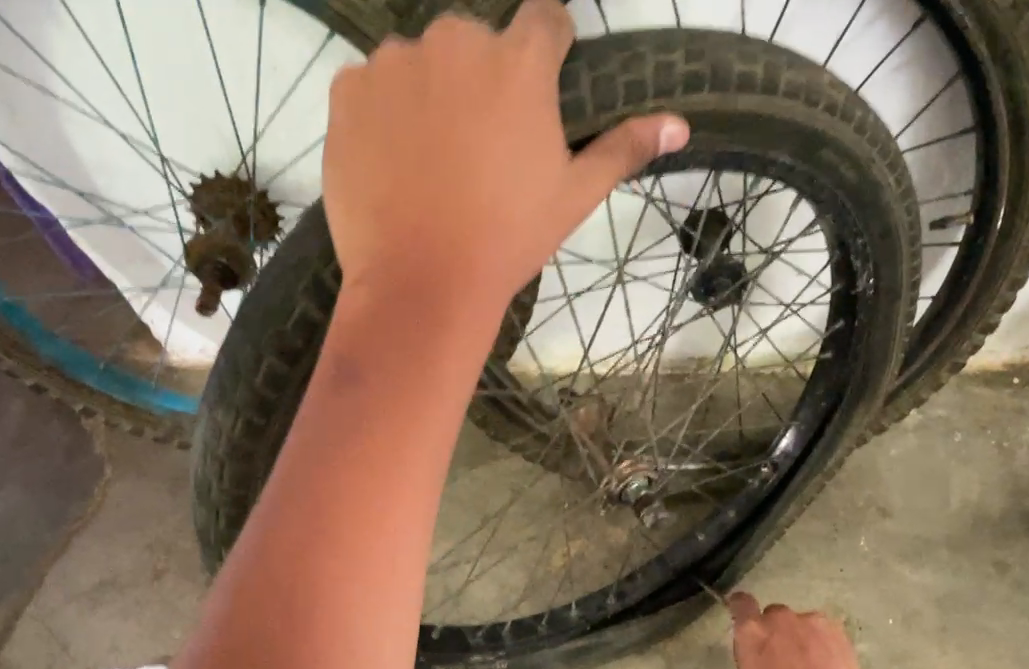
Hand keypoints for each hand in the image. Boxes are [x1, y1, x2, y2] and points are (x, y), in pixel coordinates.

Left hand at [322, 1, 688, 310]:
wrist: (421, 282)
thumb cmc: (509, 238)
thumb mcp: (574, 195)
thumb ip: (624, 149)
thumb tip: (680, 124)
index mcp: (519, 62)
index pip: (545, 19)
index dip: (549, 51)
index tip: (542, 90)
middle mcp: (454, 41)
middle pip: (476, 43)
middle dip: (483, 80)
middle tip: (482, 149)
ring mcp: (393, 62)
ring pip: (421, 65)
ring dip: (430, 95)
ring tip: (434, 163)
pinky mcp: (347, 90)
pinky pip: (372, 87)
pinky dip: (384, 115)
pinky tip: (396, 165)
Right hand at [727, 592, 880, 668]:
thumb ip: (749, 657)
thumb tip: (754, 647)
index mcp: (752, 631)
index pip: (741, 602)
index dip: (742, 609)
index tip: (745, 619)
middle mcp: (780, 617)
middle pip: (773, 616)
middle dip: (775, 632)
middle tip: (783, 660)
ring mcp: (811, 620)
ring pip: (800, 624)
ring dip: (800, 638)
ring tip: (810, 668)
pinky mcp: (836, 629)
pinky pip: (821, 631)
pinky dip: (821, 644)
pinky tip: (826, 668)